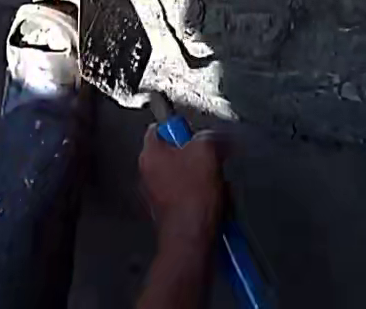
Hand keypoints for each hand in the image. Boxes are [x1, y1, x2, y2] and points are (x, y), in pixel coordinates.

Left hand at [138, 123, 224, 247]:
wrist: (193, 239)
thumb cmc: (192, 197)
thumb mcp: (206, 149)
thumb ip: (207, 134)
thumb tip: (213, 136)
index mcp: (150, 154)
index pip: (160, 127)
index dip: (179, 126)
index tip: (193, 129)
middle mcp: (149, 174)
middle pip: (177, 150)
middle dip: (198, 153)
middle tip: (210, 158)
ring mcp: (159, 195)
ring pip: (188, 172)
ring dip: (205, 174)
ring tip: (216, 182)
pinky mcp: (172, 212)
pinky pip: (192, 193)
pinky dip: (205, 194)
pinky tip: (216, 199)